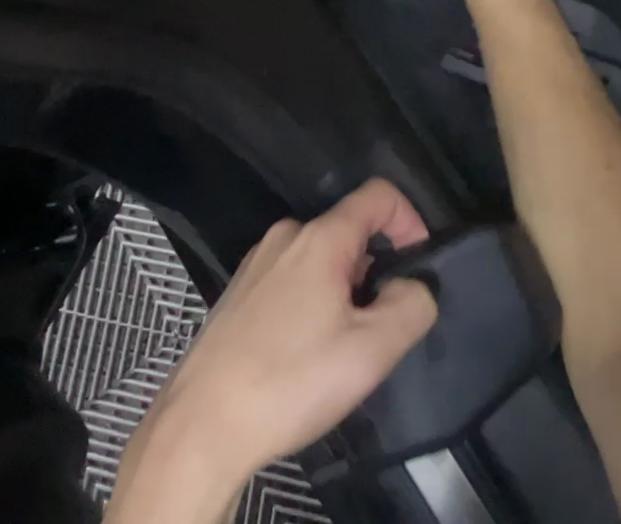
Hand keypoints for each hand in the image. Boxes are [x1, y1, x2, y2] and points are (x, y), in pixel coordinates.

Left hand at [104, 179, 438, 523]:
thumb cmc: (290, 382)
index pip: (379, 196)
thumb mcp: (371, 350)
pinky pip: (294, 280)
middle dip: (377, 271)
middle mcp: (285, 238)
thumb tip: (415, 286)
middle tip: (380, 330)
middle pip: (350, 232)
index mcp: (319, 239)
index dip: (411, 221)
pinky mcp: (240, 292)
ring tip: (341, 350)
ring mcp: (257, 264)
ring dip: (346, 293)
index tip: (419, 268)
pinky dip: (314, 303)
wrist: (201, 425)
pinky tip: (305, 355)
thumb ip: (411, 306)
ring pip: (322, 260)